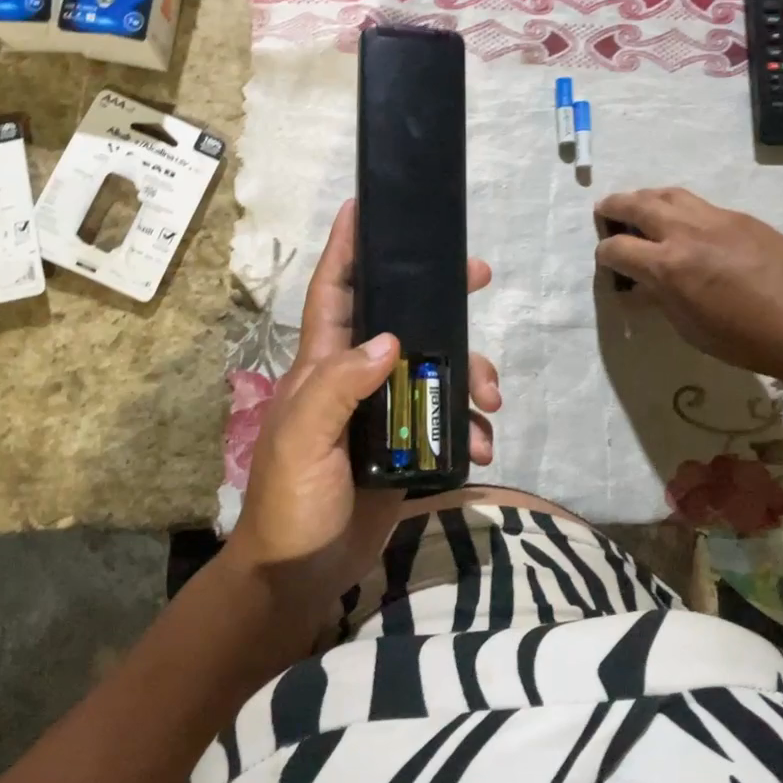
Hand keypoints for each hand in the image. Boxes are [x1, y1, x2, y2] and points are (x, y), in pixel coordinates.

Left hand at [229, 200, 498, 606]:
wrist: (303, 576)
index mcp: (322, 366)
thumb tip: (391, 339)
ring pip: (436, 368)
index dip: (347, 249)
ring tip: (492, 400)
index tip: (367, 206)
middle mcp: (355, 378)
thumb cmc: (291, 503)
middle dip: (439, 296)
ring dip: (469, 374)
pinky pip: (448, 420)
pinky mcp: (408, 446)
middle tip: (480, 275)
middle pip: (402, 319)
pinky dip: (471, 427)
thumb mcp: (304, 441)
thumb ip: (339, 387)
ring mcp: (384, 412)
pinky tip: (484, 446)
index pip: (334, 293)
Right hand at [594, 188, 782, 381]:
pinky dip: (679, 208)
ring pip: (668, 193)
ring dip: (645, 199)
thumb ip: (659, 297)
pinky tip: (684, 227)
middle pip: (636, 204)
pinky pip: (699, 204)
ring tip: (639, 210)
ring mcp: (717, 219)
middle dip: (613, 208)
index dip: (604, 256)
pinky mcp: (741, 218)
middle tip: (604, 214)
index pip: (616, 248)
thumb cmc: (744, 340)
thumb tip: (640, 286)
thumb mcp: (687, 326)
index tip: (607, 264)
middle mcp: (686, 232)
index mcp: (667, 265)